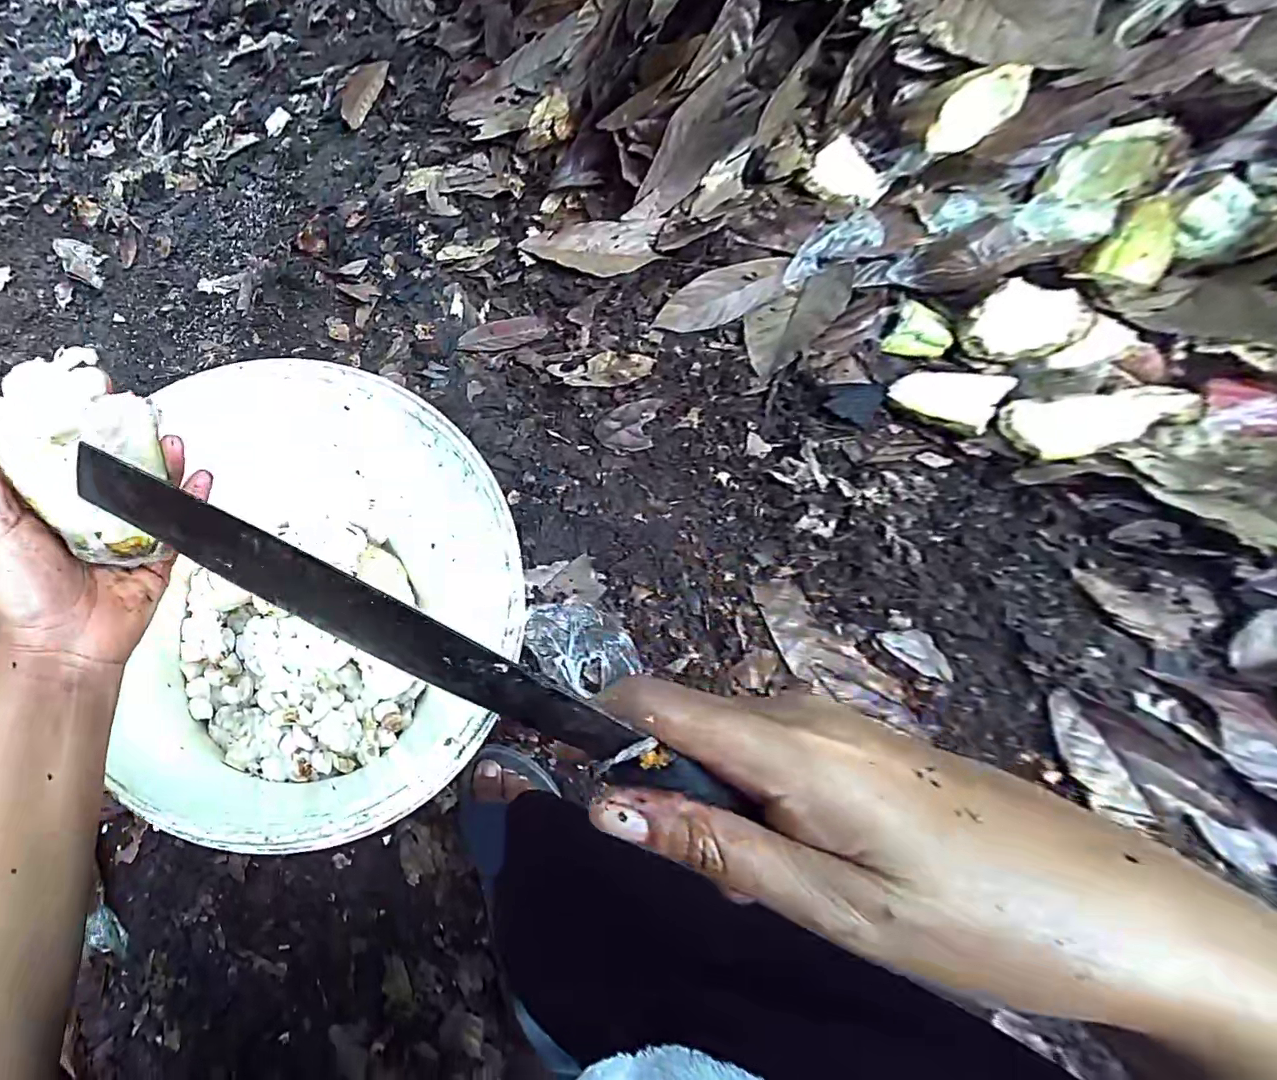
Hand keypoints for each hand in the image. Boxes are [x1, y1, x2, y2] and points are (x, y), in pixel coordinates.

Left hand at [0, 425, 210, 671]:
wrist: (62, 651)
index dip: (83, 419)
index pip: (70, 449)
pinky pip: (176, 523)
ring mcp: (125, 535)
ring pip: (150, 488)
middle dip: (131, 435)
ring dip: (165, 461)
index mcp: (50, 501)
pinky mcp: (154, 557)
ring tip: (169, 441)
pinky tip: (197, 478)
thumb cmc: (20, 595)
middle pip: (117, 463)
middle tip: (137, 413)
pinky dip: (191, 499)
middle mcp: (89, 514)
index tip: (92, 394)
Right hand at [584, 677, 1276, 1074]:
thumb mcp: (833, 906)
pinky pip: (762, 743)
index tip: (595, 787)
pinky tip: (807, 849)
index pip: (649, 698)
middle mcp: (797, 710)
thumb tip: (604, 806)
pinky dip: (750, 788)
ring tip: (773, 875)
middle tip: (715, 871)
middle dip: (666, 783)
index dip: (600, 728)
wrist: (1151, 922)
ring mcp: (828, 718)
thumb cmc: (985, 922)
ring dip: (711, 794)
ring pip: (719, 735)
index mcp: (787, 744)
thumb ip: (710, 845)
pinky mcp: (850, 735)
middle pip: (679, 719)